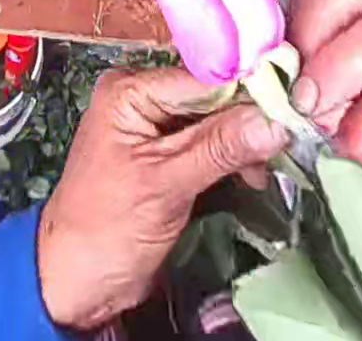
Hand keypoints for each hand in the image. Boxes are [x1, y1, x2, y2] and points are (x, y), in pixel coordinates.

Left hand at [38, 68, 288, 328]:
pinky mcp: (167, 147)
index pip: (201, 78)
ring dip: (243, 139)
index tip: (288, 104)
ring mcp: (155, 120)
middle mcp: (143, 92)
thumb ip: (220, 148)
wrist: (73, 284)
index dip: (246, 90)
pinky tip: (253, 172)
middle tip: (286, 137)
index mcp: (130, 88)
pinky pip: (209, 137)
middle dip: (247, 117)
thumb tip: (275, 121)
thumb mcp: (166, 185)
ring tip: (269, 164)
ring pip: (215, 116)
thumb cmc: (107, 229)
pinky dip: (231, 153)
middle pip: (210, 94)